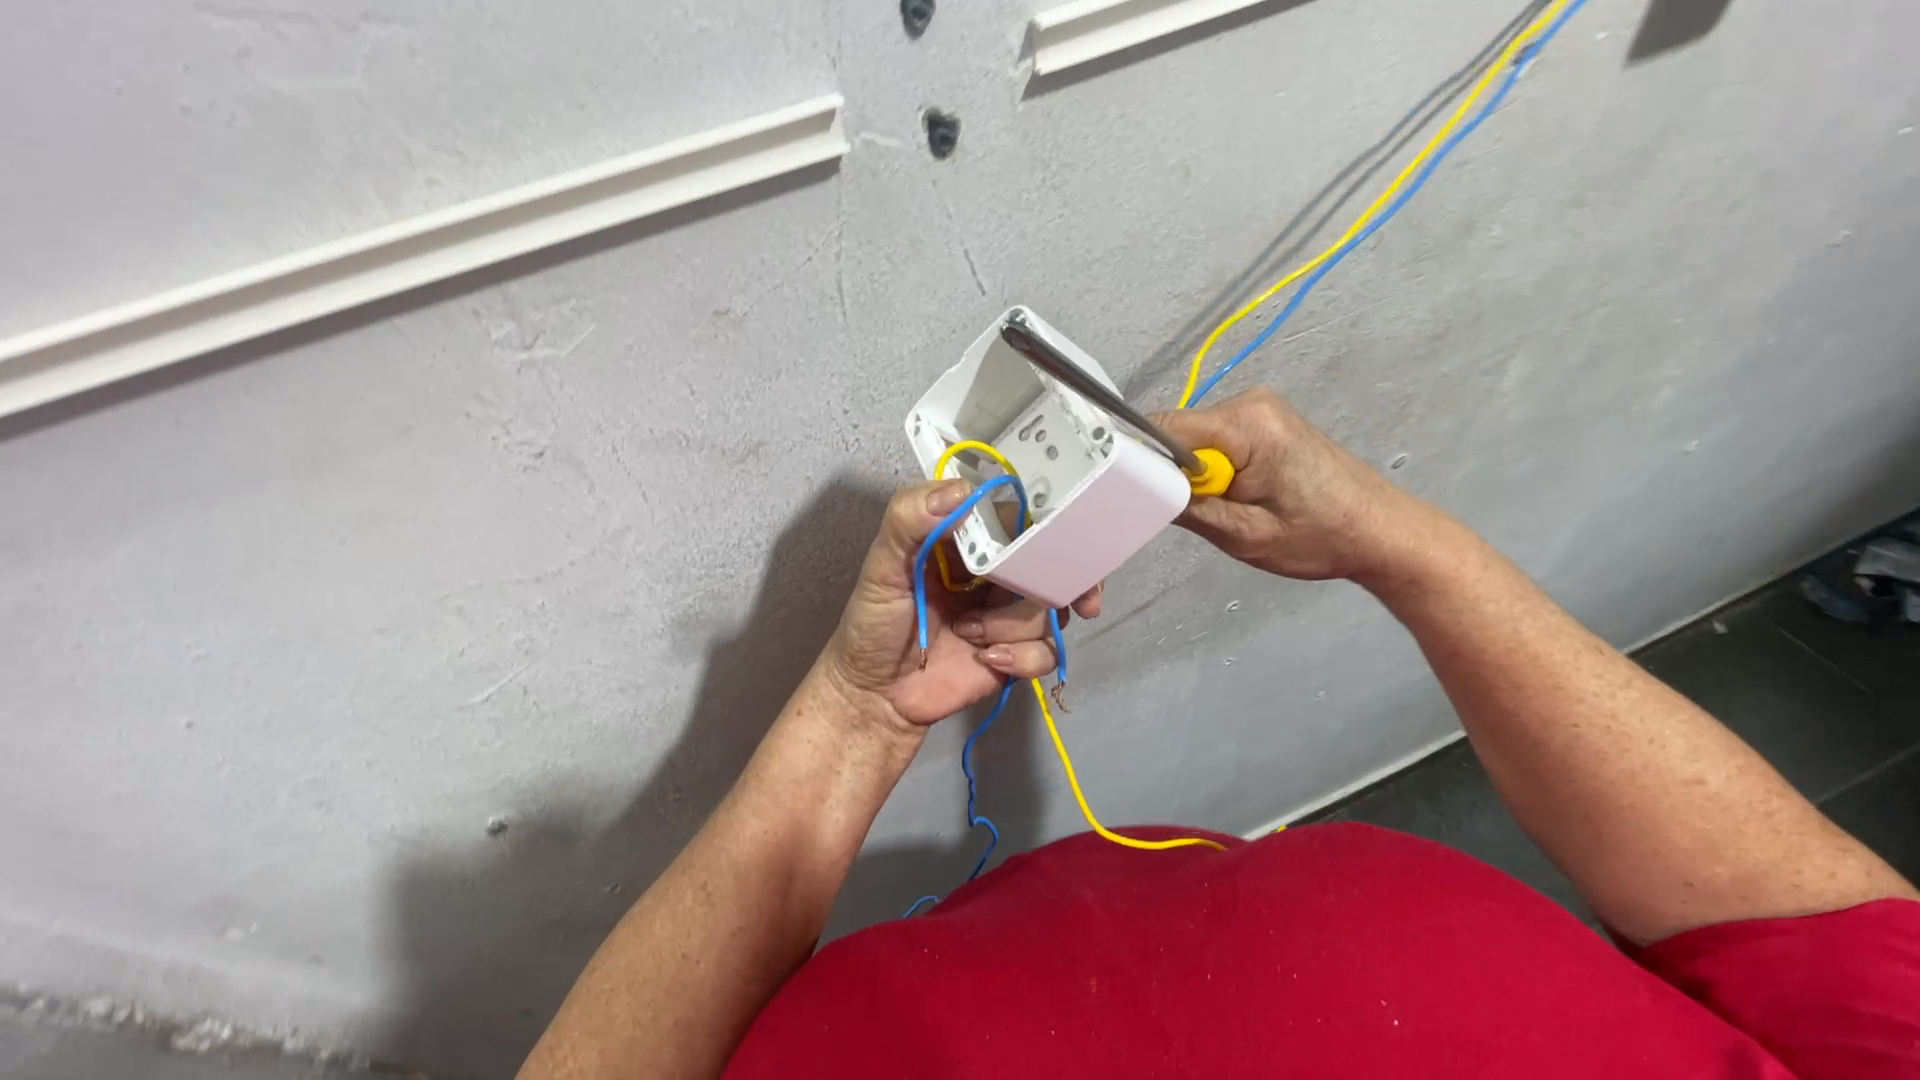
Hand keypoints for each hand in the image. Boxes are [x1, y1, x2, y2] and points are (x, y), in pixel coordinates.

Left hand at [819, 481, 1101, 735]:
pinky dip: (1023, 657)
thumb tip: (962, 490)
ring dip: (1012, 624)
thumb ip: (909, 522)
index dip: (1043, 524)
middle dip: (1064, 579)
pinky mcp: (1015, 654)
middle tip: (1079, 595)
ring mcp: (1006, 614)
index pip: (1015, 520)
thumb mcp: (881, 568)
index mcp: (964, 544)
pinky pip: (1046, 651)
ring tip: (968, 634)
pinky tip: (987, 660)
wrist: (875, 695)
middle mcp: (993, 574)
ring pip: (1048, 610)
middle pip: (1049, 564)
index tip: (1064, 533)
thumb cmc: (873, 625)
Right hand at [1153, 387, 1438, 583]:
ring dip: (1197, 477)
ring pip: (1192, 440)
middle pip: (1176, 432)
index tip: (1133, 495)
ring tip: (1232, 509)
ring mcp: (1258, 410)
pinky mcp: (1263, 423)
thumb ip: (1187, 507)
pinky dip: (1213, 471)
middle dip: (1173, 474)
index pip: (1164, 428)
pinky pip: (1213, 442)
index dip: (1141, 461)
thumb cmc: (1322, 537)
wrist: (1382, 532)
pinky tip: (1240, 496)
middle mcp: (1250, 403)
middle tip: (1200, 514)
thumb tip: (1139, 489)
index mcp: (1248, 424)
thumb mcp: (1244, 535)